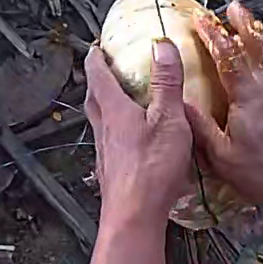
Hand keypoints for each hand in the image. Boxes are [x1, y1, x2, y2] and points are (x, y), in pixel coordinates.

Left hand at [84, 40, 192, 226]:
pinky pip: (110, 145)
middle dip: (97, 81)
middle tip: (102, 70)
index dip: (97, 59)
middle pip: (94, 99)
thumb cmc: (151, 171)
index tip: (97, 48)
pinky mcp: (113, 173)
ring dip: (104, 108)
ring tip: (117, 103)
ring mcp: (106, 154)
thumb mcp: (169, 120)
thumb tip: (163, 46)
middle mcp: (105, 131)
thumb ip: (167, 84)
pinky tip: (128, 142)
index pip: (98, 76)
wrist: (134, 216)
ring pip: (99, 123)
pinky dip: (115, 134)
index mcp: (115, 112)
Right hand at [185, 1, 262, 211]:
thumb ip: (201, 127)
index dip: (212, 35)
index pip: (228, 56)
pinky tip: (255, 62)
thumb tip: (180, 104)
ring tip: (243, 25)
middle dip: (241, 24)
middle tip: (231, 7)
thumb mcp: (222, 156)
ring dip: (253, 37)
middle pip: (255, 46)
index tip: (199, 19)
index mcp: (248, 98)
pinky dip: (260, 56)